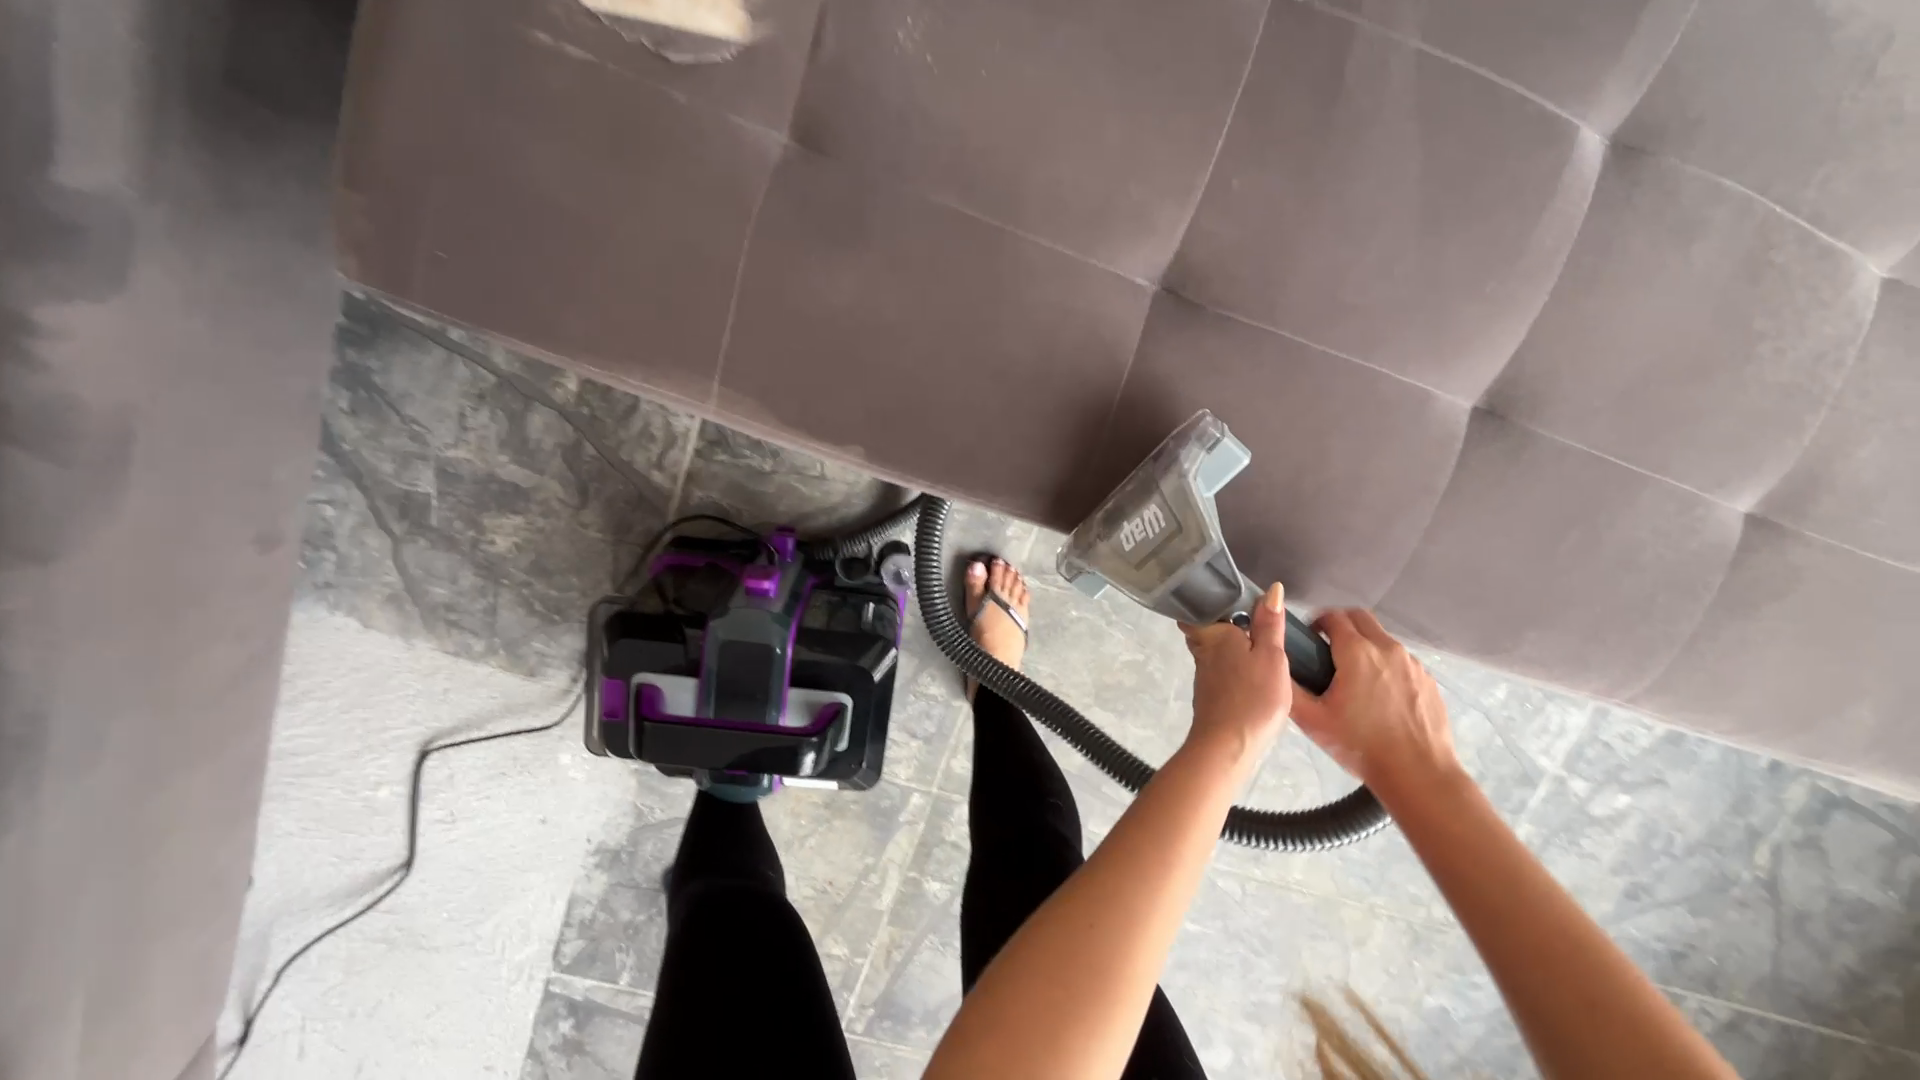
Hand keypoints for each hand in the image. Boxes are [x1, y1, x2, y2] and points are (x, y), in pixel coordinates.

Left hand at [1177, 583, 1293, 766]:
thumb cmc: (1253, 696)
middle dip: (1218, 623)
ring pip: (1210, 650)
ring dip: (1226, 645)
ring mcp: (1203, 674)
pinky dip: (1229, 666)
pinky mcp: (1209, 695)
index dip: (1207, 601)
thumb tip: (1271, 589)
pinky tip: (1248, 672)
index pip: (1196, 609)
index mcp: (1213, 635)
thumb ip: (1270, 624)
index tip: (1226, 596)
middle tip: (1245, 618)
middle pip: (1203, 629)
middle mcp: (1202, 651)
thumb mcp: (1271, 656)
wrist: (1228, 745)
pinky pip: (1217, 670)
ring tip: (1253, 643)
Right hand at [1288, 609, 1458, 793]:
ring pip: (1383, 639)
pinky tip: (1379, 696)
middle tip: (1327, 649)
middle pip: (1361, 617)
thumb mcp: (1311, 720)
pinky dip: (1386, 665)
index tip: (1309, 638)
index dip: (1317, 622)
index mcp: (1357, 652)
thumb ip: (1288, 688)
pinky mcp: (1428, 680)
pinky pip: (1402, 660)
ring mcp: (1413, 663)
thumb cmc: (1359, 745)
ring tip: (1352, 677)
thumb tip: (1274, 667)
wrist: (1417, 774)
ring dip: (1364, 645)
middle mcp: (1387, 649)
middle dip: (1341, 624)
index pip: (1333, 616)